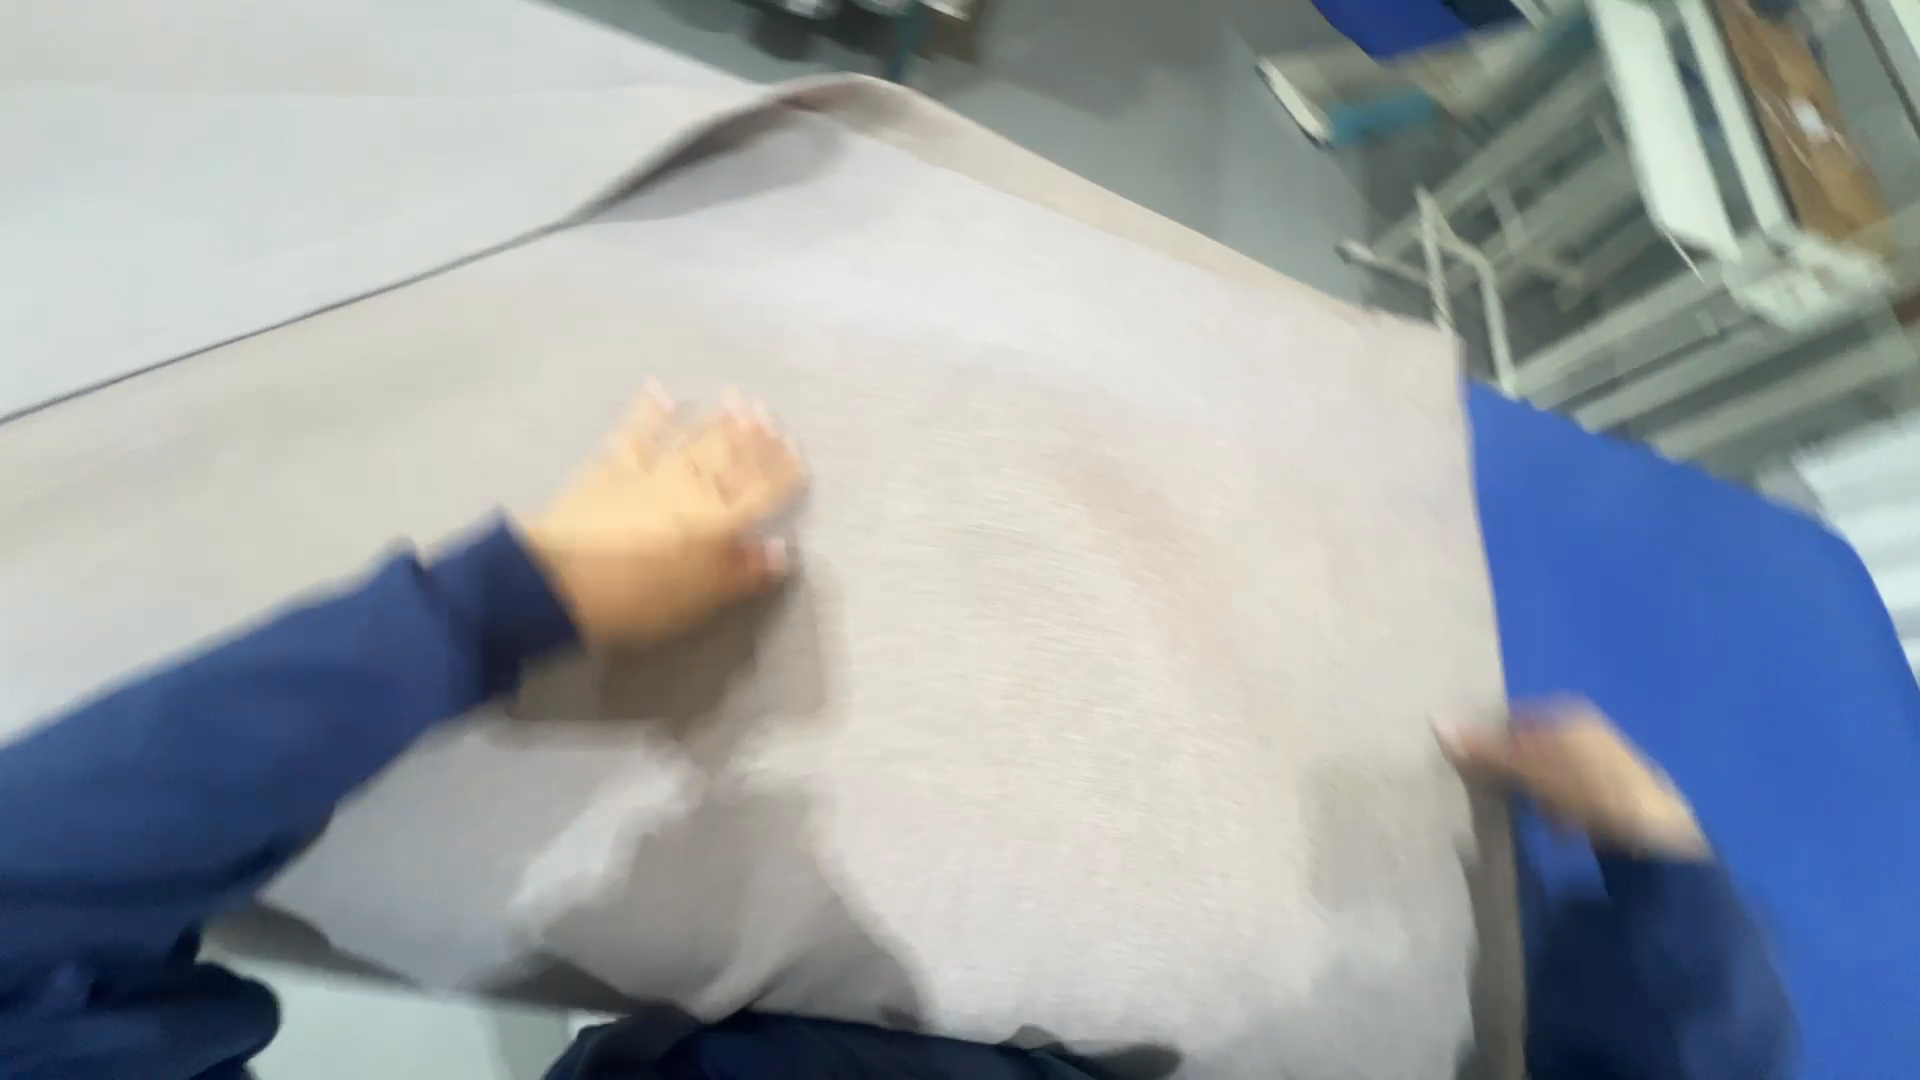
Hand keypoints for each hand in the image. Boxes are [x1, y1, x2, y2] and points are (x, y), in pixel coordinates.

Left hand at [522, 384, 805, 647]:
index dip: (783, 472)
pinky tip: (661, 392)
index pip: (763, 491)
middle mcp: (693, 489)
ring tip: (736, 398)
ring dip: (717, 420)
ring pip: (694, 441)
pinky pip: (635, 435)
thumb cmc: (642, 600)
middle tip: (771, 412)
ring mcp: (651, 474)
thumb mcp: (703, 598)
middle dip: (755, 437)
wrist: (560, 584)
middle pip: (731, 459)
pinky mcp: (611, 470)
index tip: (798, 452)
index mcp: (721, 521)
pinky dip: (650, 412)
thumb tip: (782, 550)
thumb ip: (745, 572)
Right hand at [1437, 700, 1708, 857]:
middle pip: (1529, 744)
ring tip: (1535, 814)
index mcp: (1567, 713)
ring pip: (1549, 769)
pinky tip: (1563, 826)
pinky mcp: (1620, 788)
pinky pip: (1573, 789)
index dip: (1490, 745)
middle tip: (1506, 795)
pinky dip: (1561, 804)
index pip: (1508, 719)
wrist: (1660, 840)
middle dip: (1514, 770)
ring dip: (1536, 791)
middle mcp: (1587, 728)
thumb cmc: (1587, 792)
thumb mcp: (1527, 769)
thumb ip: (1482, 749)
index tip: (1482, 773)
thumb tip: (1434, 722)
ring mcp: (1607, 757)